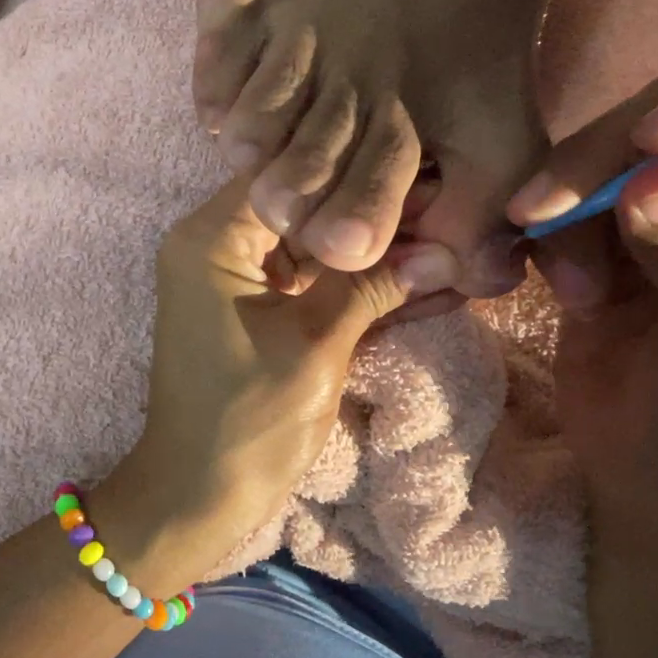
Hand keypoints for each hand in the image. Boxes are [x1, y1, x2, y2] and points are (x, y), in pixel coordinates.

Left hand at [127, 174, 459, 536]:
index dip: (364, 171)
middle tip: (458, 206)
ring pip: (316, 243)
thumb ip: (377, 285)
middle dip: (379, 212)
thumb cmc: (248, 418)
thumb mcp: (317, 343)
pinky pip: (310, 280)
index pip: (292, 171)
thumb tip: (450, 245)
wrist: (198, 490)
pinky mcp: (253, 306)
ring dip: (378, 250)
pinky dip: (357, 284)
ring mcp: (233, 275)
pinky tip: (428, 282)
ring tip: (457, 240)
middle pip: (306, 205)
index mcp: (210, 237)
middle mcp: (214, 241)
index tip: (435, 167)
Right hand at [509, 37, 657, 544]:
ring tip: (562, 279)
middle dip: (612, 153)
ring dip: (570, 202)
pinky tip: (548, 283)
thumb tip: (655, 170)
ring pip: (614, 150)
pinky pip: (569, 196)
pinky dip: (545, 231)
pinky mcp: (612, 233)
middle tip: (547, 204)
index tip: (655, 135)